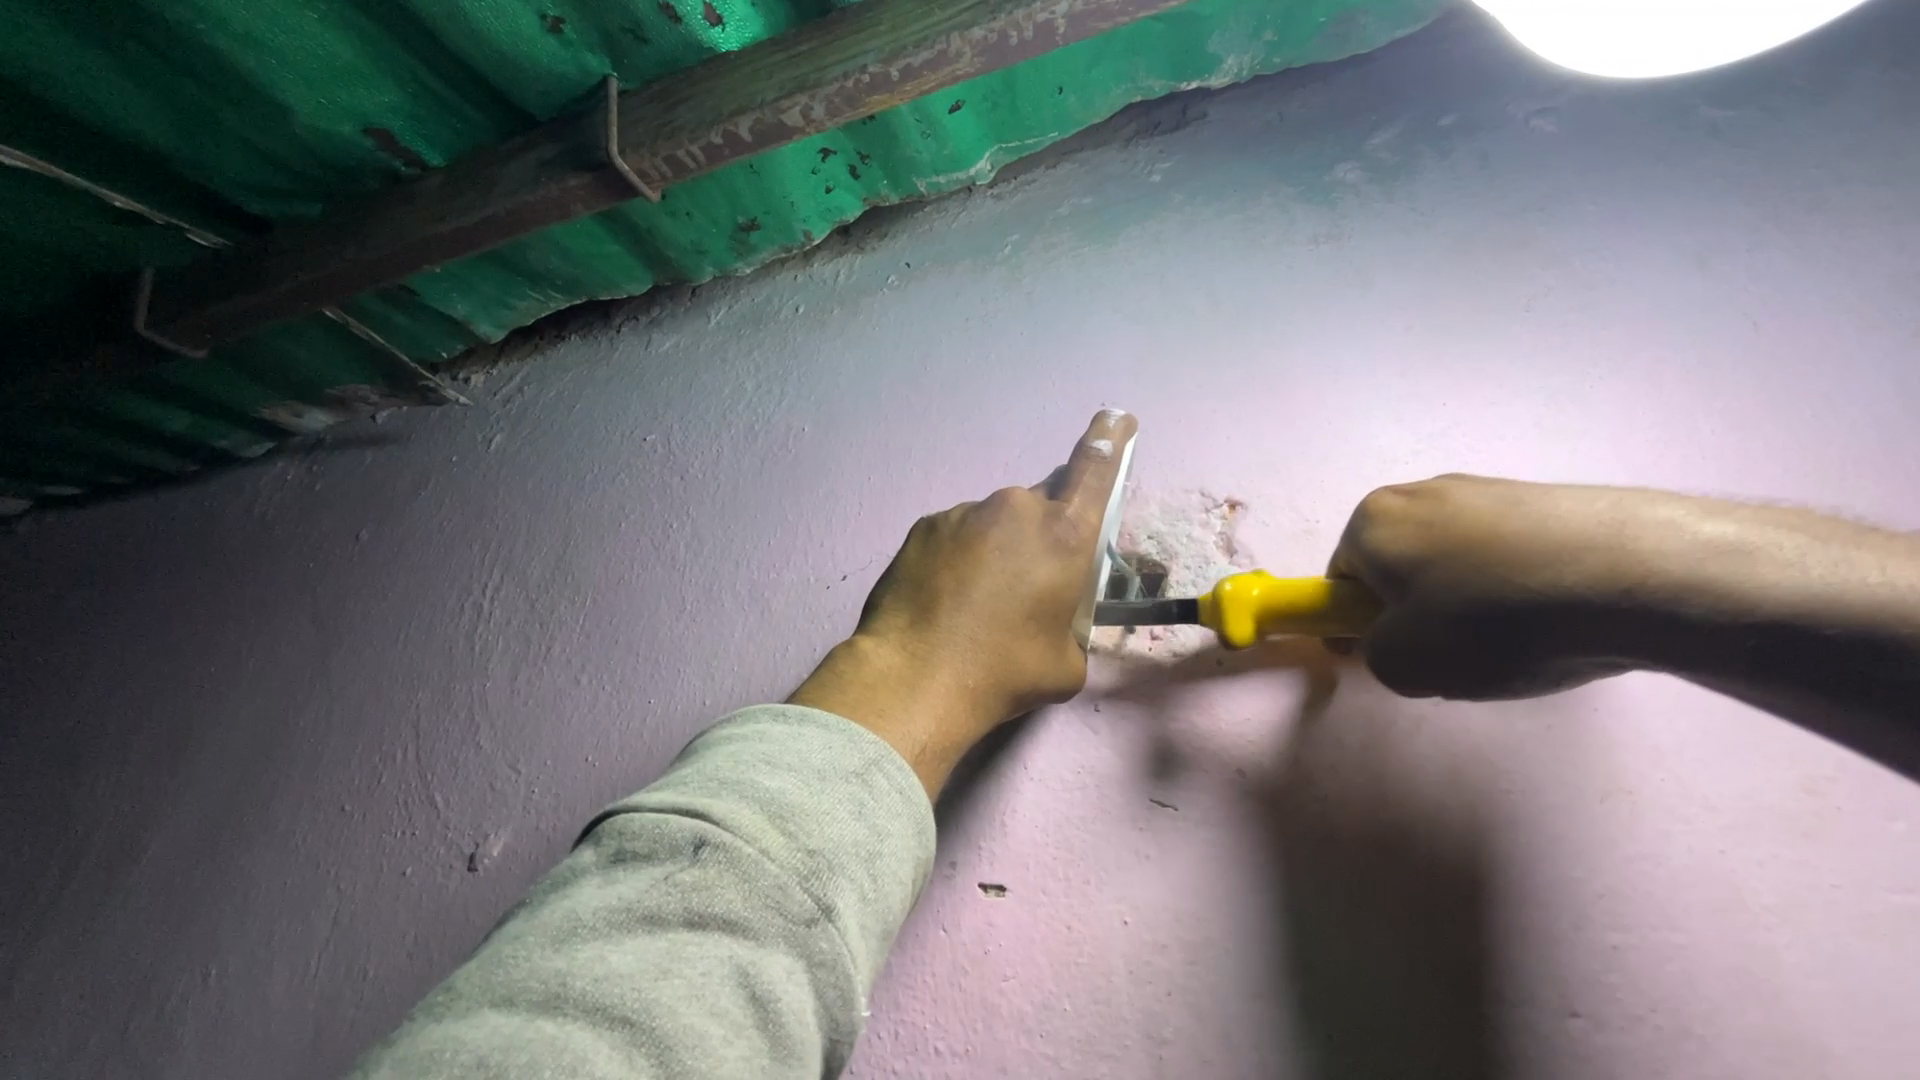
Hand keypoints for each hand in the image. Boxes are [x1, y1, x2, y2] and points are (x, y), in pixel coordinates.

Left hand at [790, 409, 1136, 795]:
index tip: (1116, 419)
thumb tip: (1056, 625)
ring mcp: (963, 513)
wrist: (915, 679)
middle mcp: (1015, 510)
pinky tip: (945, 599)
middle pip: (1040, 507)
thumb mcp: (1066, 661)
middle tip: (1025, 584)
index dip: (1110, 438)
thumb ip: (1072, 626)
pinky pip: (956, 536)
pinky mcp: (924, 527)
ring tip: (975, 603)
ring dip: (996, 550)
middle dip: (1041, 536)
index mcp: (1063, 534)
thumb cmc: (1005, 672)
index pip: (1095, 467)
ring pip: (994, 524)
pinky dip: (958, 559)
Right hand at [1326, 475, 1658, 699]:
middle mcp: (1419, 492)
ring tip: (1515, 639)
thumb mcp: (1403, 665)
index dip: (1358, 626)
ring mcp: (1485, 489)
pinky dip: (1513, 585)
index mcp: (1371, 521)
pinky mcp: (1543, 498)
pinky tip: (1550, 616)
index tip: (1394, 656)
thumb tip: (1396, 639)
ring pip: (1451, 561)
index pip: (1340, 580)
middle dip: (1413, 611)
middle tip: (1453, 654)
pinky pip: (1504, 553)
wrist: (1637, 576)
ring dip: (1464, 600)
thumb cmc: (1494, 621)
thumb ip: (1374, 655)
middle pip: (1395, 567)